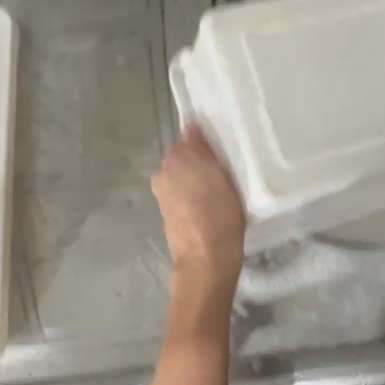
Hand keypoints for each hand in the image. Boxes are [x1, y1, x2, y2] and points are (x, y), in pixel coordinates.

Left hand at [152, 125, 246, 287]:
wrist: (206, 257)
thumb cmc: (222, 214)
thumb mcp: (224, 176)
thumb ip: (205, 150)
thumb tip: (192, 127)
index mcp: (178, 157)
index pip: (191, 138)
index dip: (206, 146)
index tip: (221, 155)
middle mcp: (163, 171)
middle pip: (183, 158)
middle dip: (198, 163)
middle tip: (221, 176)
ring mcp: (160, 192)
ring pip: (180, 177)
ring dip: (193, 181)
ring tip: (214, 195)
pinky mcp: (163, 210)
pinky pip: (177, 194)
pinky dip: (188, 197)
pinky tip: (204, 209)